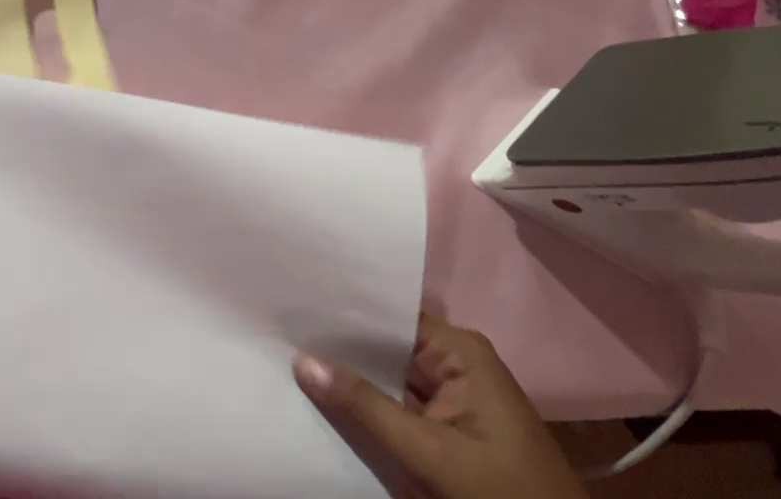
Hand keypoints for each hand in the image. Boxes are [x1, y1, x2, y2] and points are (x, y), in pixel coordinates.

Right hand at [295, 314, 587, 498]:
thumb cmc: (502, 491)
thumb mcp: (431, 451)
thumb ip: (366, 406)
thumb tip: (302, 360)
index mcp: (461, 353)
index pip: (389, 314)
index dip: (341, 309)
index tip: (292, 301)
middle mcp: (455, 363)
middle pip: (384, 342)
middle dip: (337, 341)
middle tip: (278, 326)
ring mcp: (450, 396)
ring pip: (385, 373)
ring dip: (346, 372)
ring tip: (286, 349)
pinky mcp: (443, 426)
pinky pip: (394, 402)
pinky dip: (363, 401)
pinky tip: (320, 390)